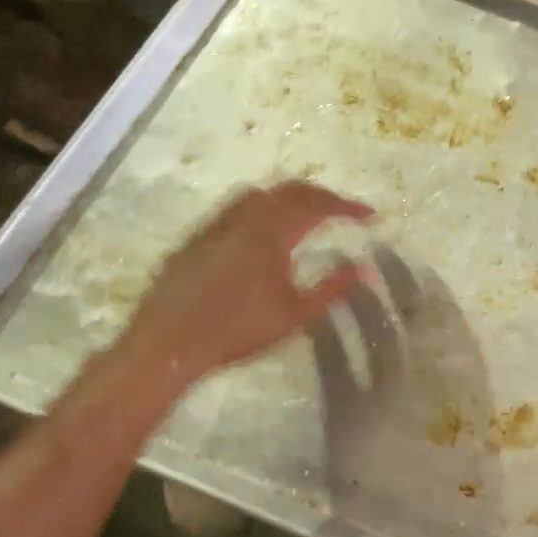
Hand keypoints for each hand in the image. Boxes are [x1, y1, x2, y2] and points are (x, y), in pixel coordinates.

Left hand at [117, 181, 374, 388]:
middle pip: (289, 191)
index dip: (347, 207)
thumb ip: (332, 288)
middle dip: (321, 195)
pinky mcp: (196, 239)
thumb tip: (365, 268)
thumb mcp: (295, 315)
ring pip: (258, 194)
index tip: (370, 216)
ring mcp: (215, 227)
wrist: (168, 345)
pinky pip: (234, 208)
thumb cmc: (238, 331)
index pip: (318, 207)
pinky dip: (260, 208)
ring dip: (289, 197)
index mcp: (272, 236)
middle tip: (342, 210)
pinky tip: (262, 231)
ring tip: (305, 213)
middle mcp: (244, 222)